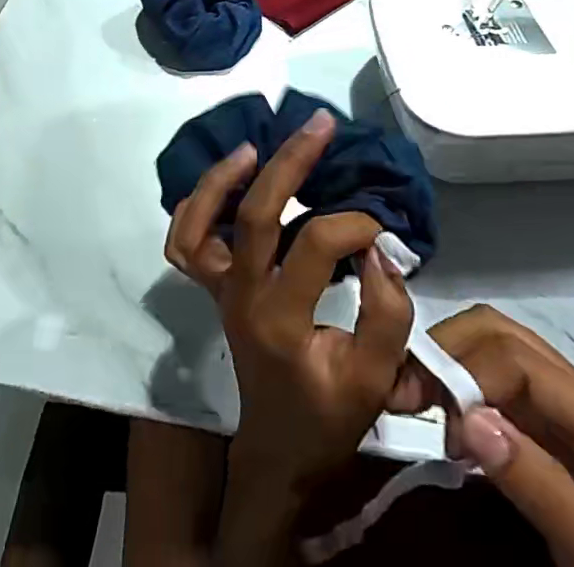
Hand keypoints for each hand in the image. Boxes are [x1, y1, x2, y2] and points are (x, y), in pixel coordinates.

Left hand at [164, 108, 412, 562]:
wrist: (279, 447)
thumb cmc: (329, 415)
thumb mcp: (376, 377)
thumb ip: (387, 312)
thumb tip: (377, 247)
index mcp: (281, 320)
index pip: (316, 244)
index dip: (356, 223)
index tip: (382, 228)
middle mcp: (240, 298)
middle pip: (253, 215)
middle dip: (289, 163)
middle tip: (319, 125)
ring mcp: (218, 292)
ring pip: (197, 227)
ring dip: (221, 180)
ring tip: (254, 147)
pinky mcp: (214, 289)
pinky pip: (186, 243)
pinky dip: (196, 208)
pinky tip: (226, 182)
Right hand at [389, 305, 573, 566]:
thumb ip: (544, 492)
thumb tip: (471, 418)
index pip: (522, 362)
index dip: (466, 376)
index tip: (431, 424)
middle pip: (503, 334)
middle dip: (447, 352)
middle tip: (405, 397)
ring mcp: (566, 403)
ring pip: (493, 340)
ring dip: (447, 358)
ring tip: (417, 401)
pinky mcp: (546, 417)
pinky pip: (493, 372)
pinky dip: (456, 376)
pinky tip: (442, 413)